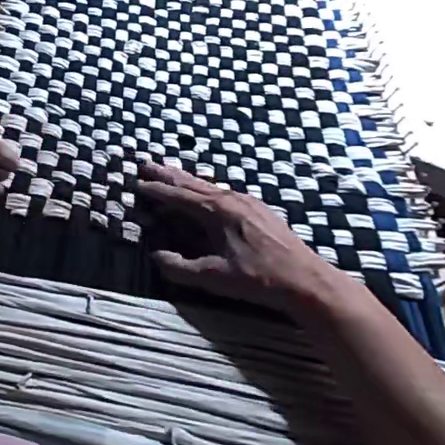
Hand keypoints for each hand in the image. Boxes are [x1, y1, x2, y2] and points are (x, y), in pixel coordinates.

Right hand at [137, 163, 343, 307]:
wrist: (307, 280)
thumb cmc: (258, 279)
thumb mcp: (214, 277)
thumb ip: (180, 267)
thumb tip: (156, 256)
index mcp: (215, 211)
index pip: (178, 196)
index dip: (156, 190)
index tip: (137, 183)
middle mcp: (229, 199)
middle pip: (191, 182)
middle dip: (167, 174)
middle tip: (147, 163)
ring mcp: (247, 201)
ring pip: (208, 185)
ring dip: (186, 179)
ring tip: (170, 172)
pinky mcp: (259, 209)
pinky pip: (223, 191)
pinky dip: (205, 187)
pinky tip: (206, 191)